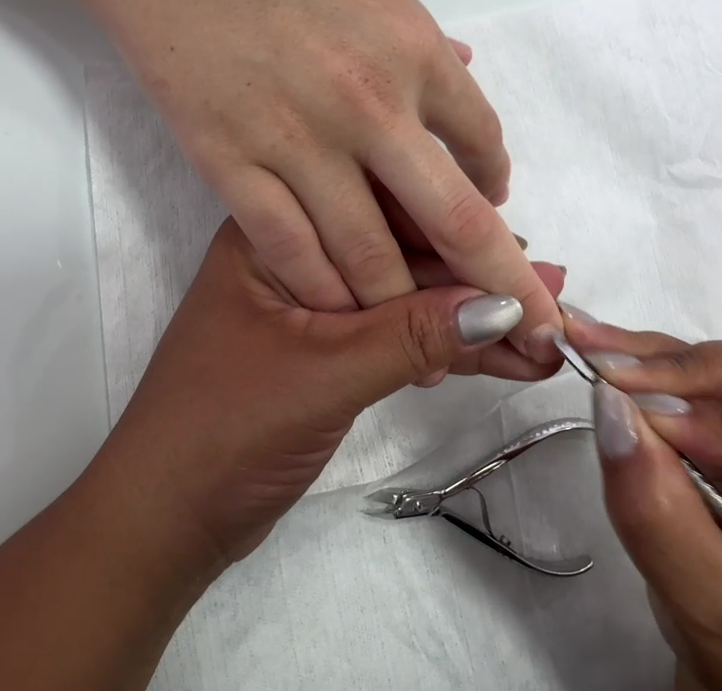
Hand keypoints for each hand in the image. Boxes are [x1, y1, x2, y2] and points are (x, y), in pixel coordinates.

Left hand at [0, 222, 563, 690]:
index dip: (461, 226)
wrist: (163, 519)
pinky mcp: (333, 348)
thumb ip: (415, 335)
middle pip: (409, 250)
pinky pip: (403, 334)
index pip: (383, 203)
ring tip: (550, 336)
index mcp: (280, 229)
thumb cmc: (224, 428)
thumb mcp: (322, 373)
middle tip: (558, 297)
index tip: (531, 252)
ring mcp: (320, 303)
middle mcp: (303, 251)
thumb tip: (512, 304)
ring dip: (477, 318)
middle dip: (484, 277)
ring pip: (413, 296)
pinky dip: (452, 350)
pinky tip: (509, 358)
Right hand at [69, 0, 559, 356]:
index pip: (482, 143)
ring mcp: (298, 144)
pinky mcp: (228, 168)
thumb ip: (413, 40)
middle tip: (530, 327)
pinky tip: (345, 307)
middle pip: (456, 222)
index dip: (498, 189)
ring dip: (409, 305)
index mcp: (414, 49)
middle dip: (501, 284)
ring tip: (429, 332)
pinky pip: (292, 252)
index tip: (497, 207)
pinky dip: (327, 291)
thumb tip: (456, 76)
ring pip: (371, 258)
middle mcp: (372, 108)